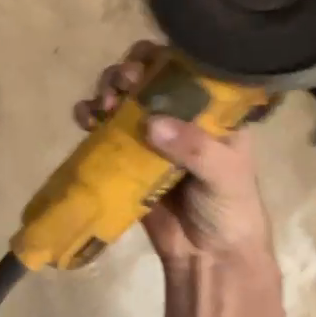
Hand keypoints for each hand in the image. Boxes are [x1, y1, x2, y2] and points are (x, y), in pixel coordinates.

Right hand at [74, 41, 273, 267]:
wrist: (208, 258)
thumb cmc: (230, 211)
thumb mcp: (225, 176)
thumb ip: (194, 148)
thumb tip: (151, 123)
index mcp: (209, 112)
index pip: (185, 68)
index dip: (162, 58)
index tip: (145, 64)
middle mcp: (176, 114)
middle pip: (145, 75)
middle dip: (127, 72)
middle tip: (121, 85)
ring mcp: (148, 132)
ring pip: (120, 95)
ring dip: (106, 90)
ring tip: (103, 106)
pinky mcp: (123, 152)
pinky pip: (101, 124)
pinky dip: (88, 114)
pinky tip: (85, 119)